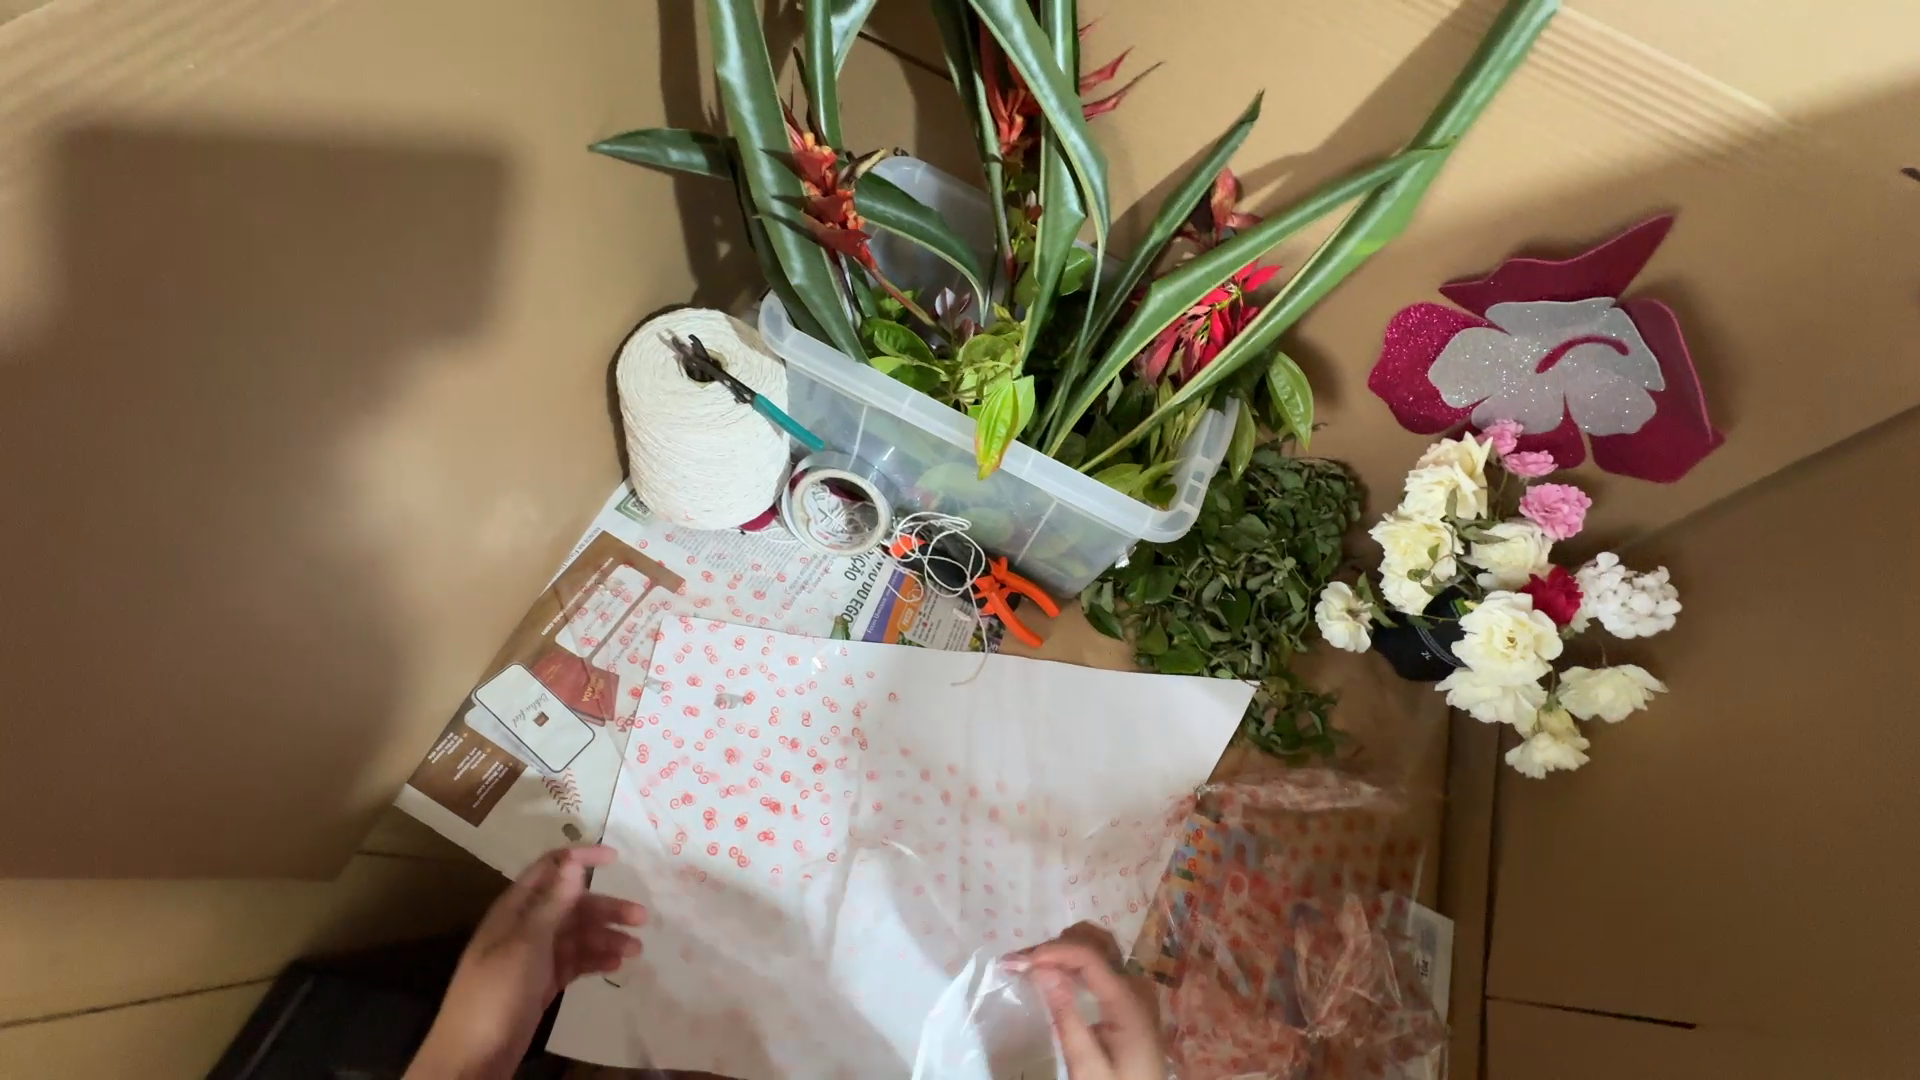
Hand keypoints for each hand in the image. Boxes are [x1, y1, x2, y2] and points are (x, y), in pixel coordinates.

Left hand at [407, 845, 645, 1079]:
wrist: (470, 1061)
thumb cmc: (495, 994)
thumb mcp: (526, 944)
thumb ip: (553, 902)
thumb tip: (574, 861)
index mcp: (516, 910)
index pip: (550, 869)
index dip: (581, 858)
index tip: (616, 858)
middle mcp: (527, 927)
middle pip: (574, 904)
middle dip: (607, 908)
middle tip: (641, 917)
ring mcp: (535, 956)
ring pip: (579, 934)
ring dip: (608, 937)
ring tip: (636, 950)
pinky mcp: (543, 982)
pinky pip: (576, 960)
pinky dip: (597, 959)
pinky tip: (617, 965)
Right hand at [1018, 924, 1166, 1079]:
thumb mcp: (1088, 1068)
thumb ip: (1067, 1019)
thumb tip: (1042, 970)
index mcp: (1129, 1000)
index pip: (1089, 955)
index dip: (1053, 950)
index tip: (1019, 961)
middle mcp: (1135, 985)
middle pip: (1095, 942)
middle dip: (1055, 945)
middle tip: (1020, 962)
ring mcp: (1135, 988)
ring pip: (1098, 946)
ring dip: (1064, 947)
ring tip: (1033, 963)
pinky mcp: (1129, 997)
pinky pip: (1101, 962)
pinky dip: (1075, 958)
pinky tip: (1055, 970)